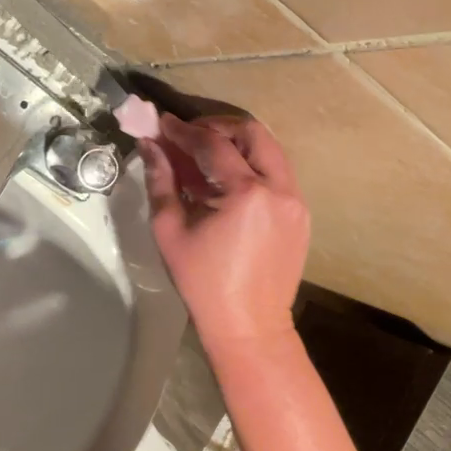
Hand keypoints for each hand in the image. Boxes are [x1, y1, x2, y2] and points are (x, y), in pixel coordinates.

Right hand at [139, 113, 309, 342]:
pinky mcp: (300, 215)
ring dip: (235, 144)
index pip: (212, 143)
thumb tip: (149, 144)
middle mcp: (279, 189)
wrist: (249, 327)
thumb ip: (161, 180)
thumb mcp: (170, 229)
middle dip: (216, 127)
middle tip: (188, 136)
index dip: (183, 130)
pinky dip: (250, 165)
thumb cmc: (202, 282)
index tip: (160, 123)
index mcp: (246, 193)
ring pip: (268, 150)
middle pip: (252, 133)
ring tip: (204, 157)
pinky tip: (224, 182)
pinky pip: (276, 173)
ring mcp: (296, 202)